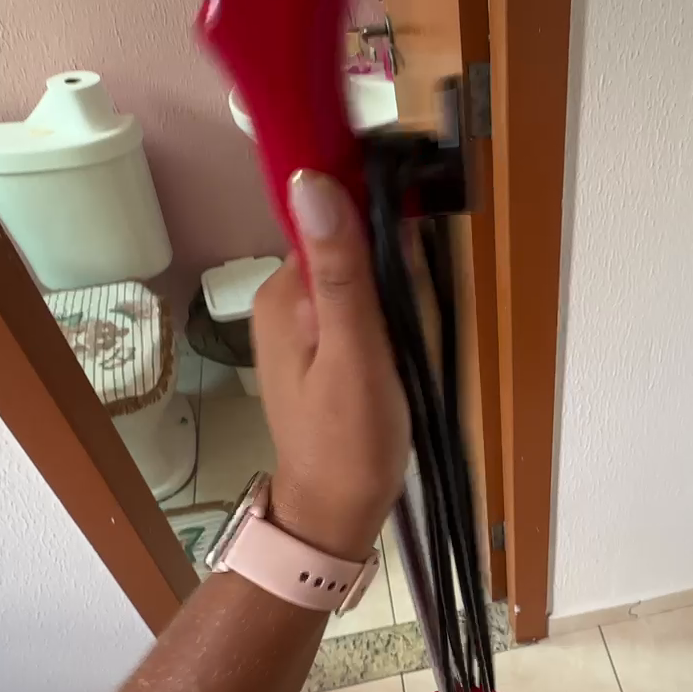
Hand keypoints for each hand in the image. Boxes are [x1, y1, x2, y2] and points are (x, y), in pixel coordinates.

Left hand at [250, 171, 409, 558]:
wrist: (336, 512)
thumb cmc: (350, 440)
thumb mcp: (354, 354)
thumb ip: (341, 271)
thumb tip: (314, 180)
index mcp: (283, 294)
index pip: (332, 224)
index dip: (378, 234)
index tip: (409, 271)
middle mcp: (283, 302)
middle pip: (348, 252)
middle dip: (390, 278)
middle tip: (408, 332)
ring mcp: (299, 327)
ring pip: (357, 283)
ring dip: (393, 303)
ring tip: (404, 352)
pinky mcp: (319, 350)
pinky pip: (356, 312)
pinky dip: (385, 323)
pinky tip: (397, 356)